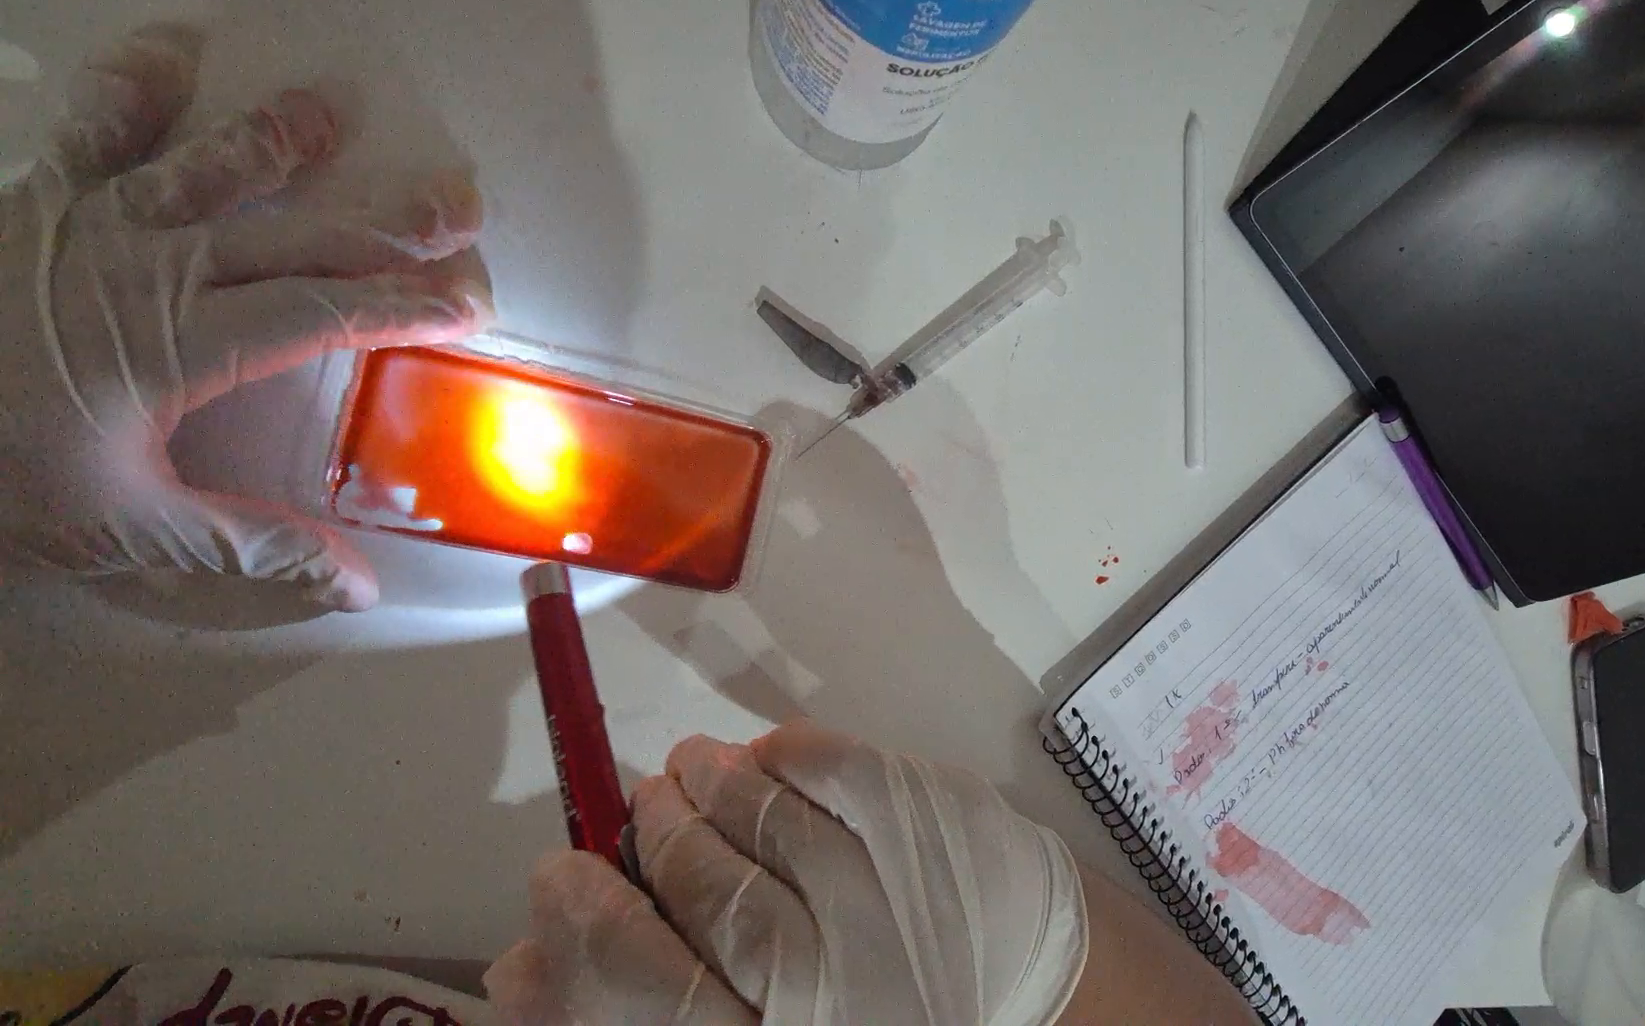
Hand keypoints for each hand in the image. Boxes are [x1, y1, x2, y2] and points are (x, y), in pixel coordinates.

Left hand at [0, 23, 492, 613]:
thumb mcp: (122, 530)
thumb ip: (251, 550)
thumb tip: (357, 587)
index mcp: (177, 345)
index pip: (325, 314)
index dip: (406, 306)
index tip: (471, 305)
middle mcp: (147, 268)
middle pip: (296, 236)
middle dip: (390, 225)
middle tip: (460, 208)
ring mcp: (86, 219)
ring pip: (207, 167)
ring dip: (283, 139)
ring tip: (338, 109)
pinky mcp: (34, 194)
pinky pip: (90, 125)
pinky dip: (136, 86)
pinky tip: (181, 57)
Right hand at [486, 722, 1088, 1023]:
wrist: (1019, 969)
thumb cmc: (865, 1000)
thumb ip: (631, 1006)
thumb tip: (517, 961)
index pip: (654, 999)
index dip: (591, 933)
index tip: (557, 874)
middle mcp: (840, 979)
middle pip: (713, 896)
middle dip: (656, 841)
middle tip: (633, 804)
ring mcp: (888, 884)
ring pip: (766, 821)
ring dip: (708, 786)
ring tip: (682, 769)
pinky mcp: (925, 813)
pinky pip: (831, 764)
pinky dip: (780, 753)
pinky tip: (756, 753)